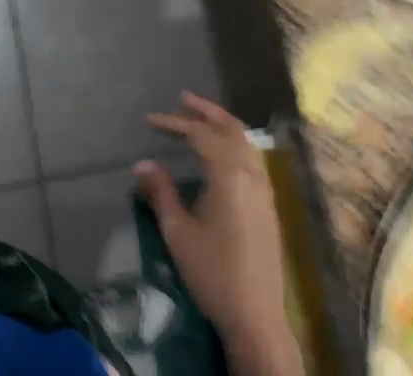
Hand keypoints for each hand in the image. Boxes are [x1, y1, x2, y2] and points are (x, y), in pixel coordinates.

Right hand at [135, 93, 298, 375]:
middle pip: (231, 128)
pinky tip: (223, 153)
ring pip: (247, 142)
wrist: (256, 314)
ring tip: (201, 118)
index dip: (174, 123)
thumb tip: (142, 165)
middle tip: (183, 98)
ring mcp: (265, 189)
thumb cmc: (212, 272)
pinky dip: (236, 142)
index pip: (200, 135)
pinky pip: (253, 158)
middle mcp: (251, 174)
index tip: (149, 120)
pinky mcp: (269, 204)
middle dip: (206, 110)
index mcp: (229, 175)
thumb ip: (161, 193)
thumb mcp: (179, 233)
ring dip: (224, 125)